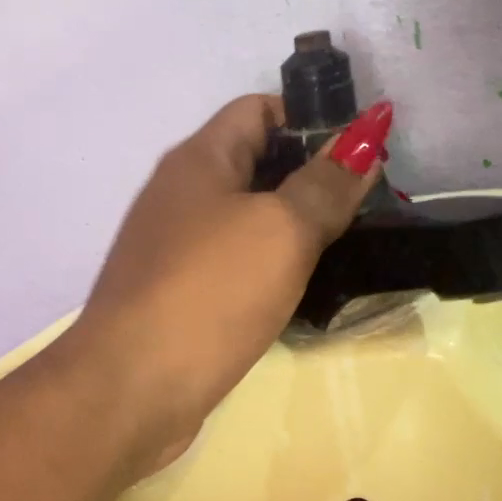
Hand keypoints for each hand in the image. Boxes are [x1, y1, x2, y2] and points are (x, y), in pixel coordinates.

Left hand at [70, 94, 389, 467]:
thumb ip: (325, 186)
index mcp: (198, 161)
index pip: (259, 110)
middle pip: (254, 171)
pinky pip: (233, 277)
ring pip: (245, 230)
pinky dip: (268, 281)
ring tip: (347, 256)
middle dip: (310, 184)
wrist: (133, 390)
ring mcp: (174, 257)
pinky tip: (299, 302)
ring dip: (292, 238)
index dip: (312, 121)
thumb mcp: (280, 230)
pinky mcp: (179, 306)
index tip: (362, 156)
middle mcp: (180, 200)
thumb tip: (365, 138)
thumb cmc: (208, 295)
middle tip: (368, 212)